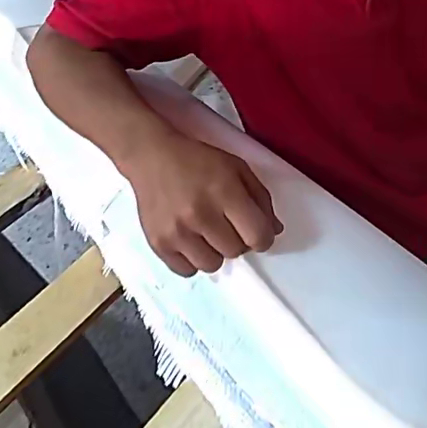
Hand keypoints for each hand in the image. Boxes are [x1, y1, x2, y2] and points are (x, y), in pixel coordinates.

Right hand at [118, 132, 280, 276]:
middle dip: (237, 239)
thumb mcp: (237, 167)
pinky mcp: (158, 244)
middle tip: (226, 222)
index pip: (258, 235)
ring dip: (215, 251)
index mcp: (225, 191)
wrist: (152, 156)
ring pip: (213, 265)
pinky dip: (192, 259)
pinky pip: (187, 271)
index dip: (263, 236)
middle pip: (236, 251)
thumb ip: (260, 198)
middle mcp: (201, 214)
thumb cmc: (198, 160)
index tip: (257, 231)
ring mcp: (177, 232)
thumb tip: (274, 230)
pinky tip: (190, 238)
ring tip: (206, 230)